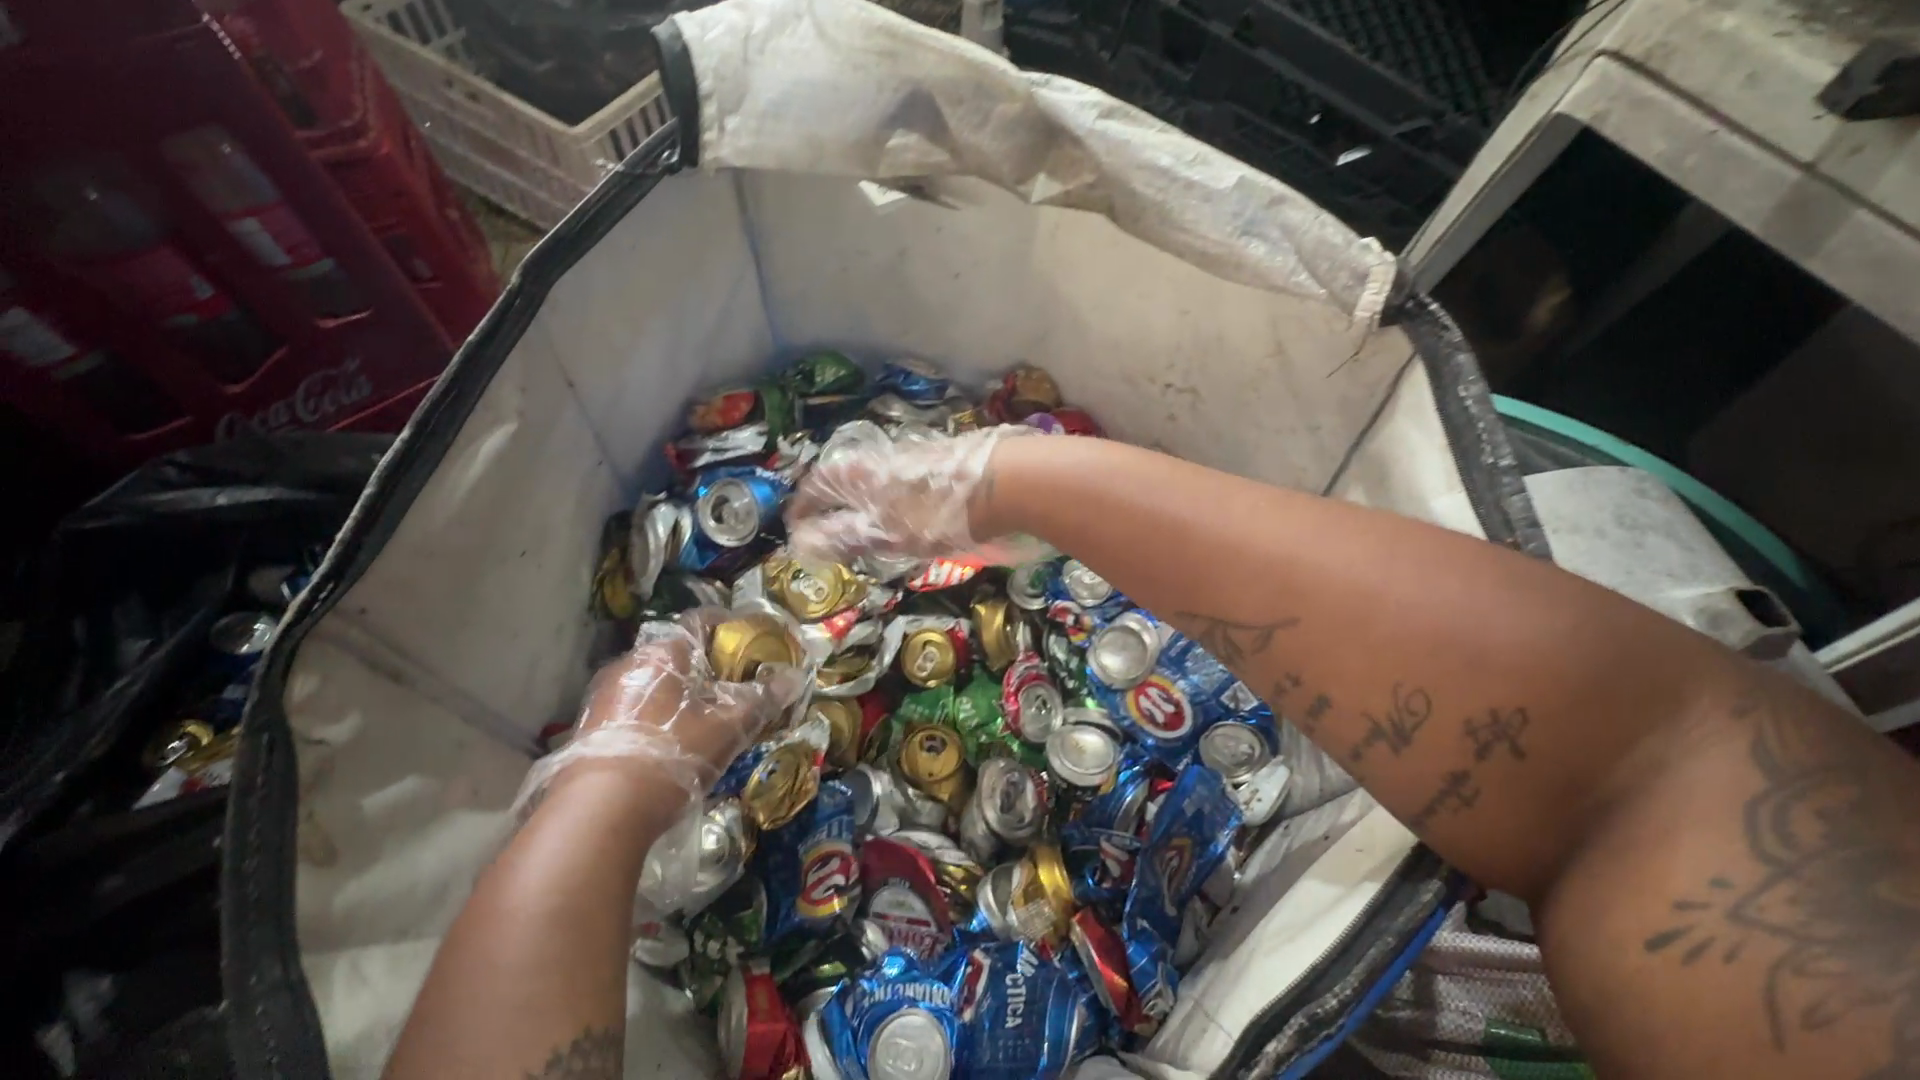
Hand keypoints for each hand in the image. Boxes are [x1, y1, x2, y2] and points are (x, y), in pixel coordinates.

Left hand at [512, 611, 804, 819]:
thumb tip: (793, 678)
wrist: (600, 813)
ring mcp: (606, 697)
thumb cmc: (672, 756)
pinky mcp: (593, 729)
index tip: (755, 642)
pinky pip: (638, 709)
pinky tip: (677, 743)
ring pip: (657, 683)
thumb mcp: (727, 729)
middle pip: (679, 654)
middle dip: (710, 667)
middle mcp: (629, 664)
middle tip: (740, 687)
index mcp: (662, 653)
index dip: (732, 627)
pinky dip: (662, 716)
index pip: (701, 621)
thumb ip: (762, 699)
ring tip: (711, 719)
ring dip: (685, 694)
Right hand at [784, 425, 1037, 563]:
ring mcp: (919, 457)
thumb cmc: (939, 511)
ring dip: (866, 501)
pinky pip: (908, 482)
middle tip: (828, 528)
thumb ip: (845, 536)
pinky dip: (897, 500)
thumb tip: (802, 543)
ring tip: (868, 526)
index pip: (818, 483)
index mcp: (862, 472)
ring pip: (879, 478)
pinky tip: (912, 516)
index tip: (795, 525)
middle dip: (834, 503)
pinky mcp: (948, 462)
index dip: (803, 506)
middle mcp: (885, 458)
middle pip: (848, 477)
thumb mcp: (887, 533)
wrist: (1009, 482)